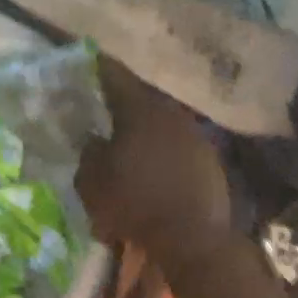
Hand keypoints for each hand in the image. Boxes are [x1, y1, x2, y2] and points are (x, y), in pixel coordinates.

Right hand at [75, 60, 234, 276]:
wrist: (191, 238)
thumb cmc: (133, 203)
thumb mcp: (91, 180)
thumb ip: (89, 152)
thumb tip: (94, 138)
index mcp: (140, 111)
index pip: (115, 77)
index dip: (99, 68)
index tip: (88, 60)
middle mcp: (172, 114)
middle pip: (142, 100)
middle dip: (122, 103)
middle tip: (103, 107)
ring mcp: (196, 137)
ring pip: (162, 124)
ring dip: (144, 130)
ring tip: (127, 142)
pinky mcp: (209, 161)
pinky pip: (177, 147)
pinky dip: (162, 152)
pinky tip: (152, 168)